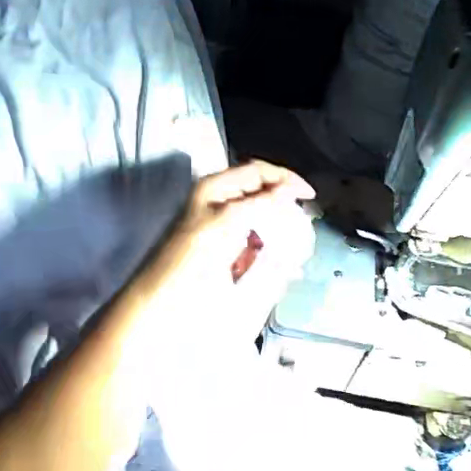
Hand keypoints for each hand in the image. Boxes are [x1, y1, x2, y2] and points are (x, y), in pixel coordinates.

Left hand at [128, 160, 315, 352]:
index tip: (310, 196)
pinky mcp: (221, 253)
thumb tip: (288, 191)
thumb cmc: (188, 257)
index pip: (257, 172)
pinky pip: (252, 246)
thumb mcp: (225, 223)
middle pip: (260, 196)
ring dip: (279, 233)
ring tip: (297, 249)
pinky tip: (283, 269)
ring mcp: (219, 228)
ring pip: (260, 222)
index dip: (285, 179)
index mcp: (214, 188)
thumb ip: (258, 203)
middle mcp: (217, 202)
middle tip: (305, 224)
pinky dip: (268, 254)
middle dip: (284, 208)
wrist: (160, 298)